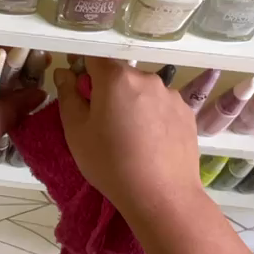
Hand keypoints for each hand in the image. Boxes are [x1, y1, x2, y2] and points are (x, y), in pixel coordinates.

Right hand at [54, 57, 205, 216]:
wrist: (161, 195)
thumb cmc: (110, 163)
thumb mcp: (76, 132)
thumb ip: (68, 96)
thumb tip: (65, 74)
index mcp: (116, 78)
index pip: (94, 59)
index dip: (84, 75)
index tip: (83, 99)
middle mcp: (147, 78)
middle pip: (121, 76)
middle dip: (110, 93)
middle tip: (104, 127)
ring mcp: (171, 95)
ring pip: (143, 92)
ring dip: (133, 105)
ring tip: (131, 139)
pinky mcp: (187, 113)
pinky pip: (162, 107)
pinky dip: (153, 118)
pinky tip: (151, 145)